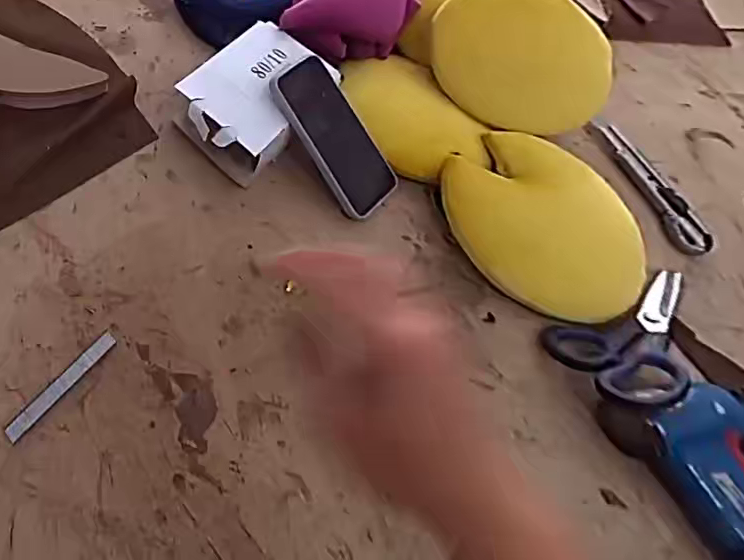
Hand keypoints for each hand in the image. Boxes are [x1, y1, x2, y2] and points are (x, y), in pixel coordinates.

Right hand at [272, 251, 581, 559]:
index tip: (272, 264)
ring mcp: (434, 320)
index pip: (334, 278)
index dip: (298, 264)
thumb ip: (311, 363)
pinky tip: (354, 289)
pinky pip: (398, 282)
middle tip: (293, 260)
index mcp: (389, 335)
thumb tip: (295, 324)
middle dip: (323, 254)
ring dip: (347, 260)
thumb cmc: (410, 467)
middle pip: (364, 260)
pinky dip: (368, 275)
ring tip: (319, 268)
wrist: (471, 490)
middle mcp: (415, 318)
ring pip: (384, 265)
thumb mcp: (340, 420)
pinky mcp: (442, 329)